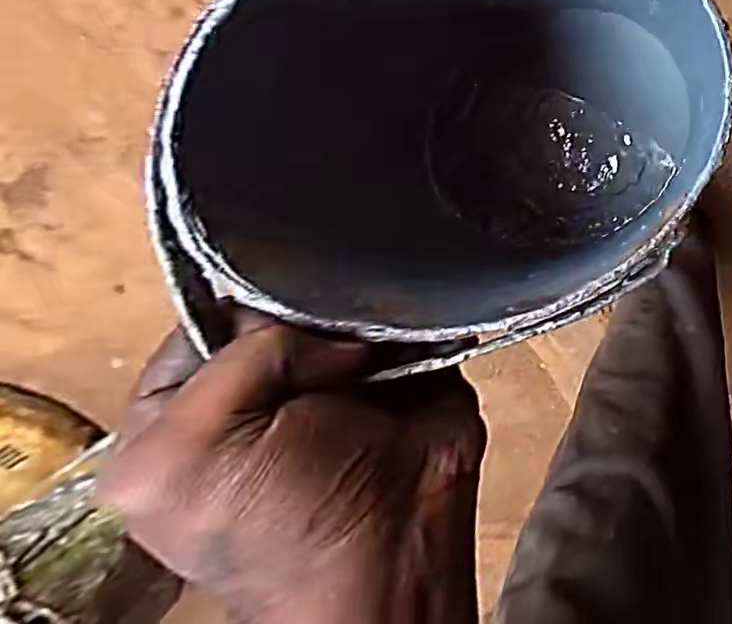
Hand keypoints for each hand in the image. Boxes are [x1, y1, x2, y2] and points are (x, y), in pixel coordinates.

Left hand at [100, 312, 485, 623]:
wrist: (392, 538)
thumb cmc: (281, 519)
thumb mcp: (191, 456)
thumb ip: (238, 365)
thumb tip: (331, 332)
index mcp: (192, 400)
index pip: (215, 317)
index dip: (251, 306)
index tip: (286, 320)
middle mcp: (272, 378)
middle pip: (301, 303)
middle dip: (330, 308)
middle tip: (349, 340)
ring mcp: (349, 369)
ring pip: (367, 304)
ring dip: (387, 314)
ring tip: (395, 342)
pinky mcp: (415, 362)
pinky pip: (425, 319)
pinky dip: (432, 320)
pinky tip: (429, 338)